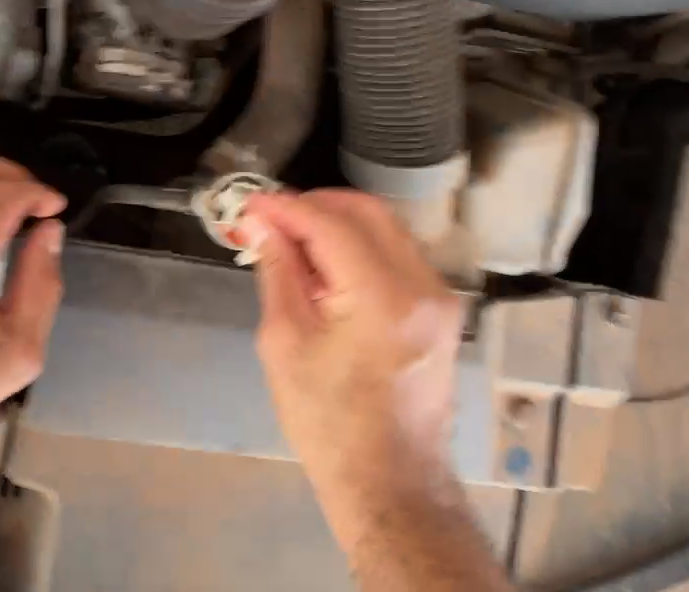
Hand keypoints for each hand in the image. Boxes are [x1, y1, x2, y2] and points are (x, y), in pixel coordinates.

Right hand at [243, 189, 464, 492]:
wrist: (392, 485)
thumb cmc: (327, 421)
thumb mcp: (284, 342)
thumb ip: (276, 271)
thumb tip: (258, 224)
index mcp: (383, 298)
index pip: (329, 223)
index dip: (283, 207)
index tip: (247, 204)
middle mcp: (423, 287)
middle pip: (366, 213)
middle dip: (312, 206)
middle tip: (268, 219)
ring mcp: (439, 298)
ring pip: (384, 228)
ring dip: (333, 223)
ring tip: (289, 243)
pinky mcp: (440, 311)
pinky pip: (395, 254)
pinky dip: (356, 246)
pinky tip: (322, 267)